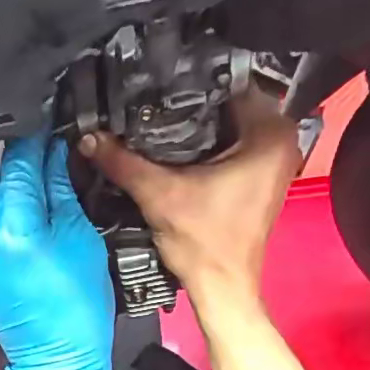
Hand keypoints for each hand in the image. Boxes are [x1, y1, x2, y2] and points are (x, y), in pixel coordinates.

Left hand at [0, 132, 114, 369]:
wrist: (59, 361)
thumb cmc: (77, 314)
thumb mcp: (82, 241)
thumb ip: (63, 194)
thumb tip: (56, 160)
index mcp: (13, 230)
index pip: (19, 165)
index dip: (37, 144)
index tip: (50, 133)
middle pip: (2, 183)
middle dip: (29, 170)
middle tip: (56, 162)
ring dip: (19, 197)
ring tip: (47, 197)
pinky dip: (9, 223)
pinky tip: (31, 229)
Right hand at [80, 88, 301, 306]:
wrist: (222, 290)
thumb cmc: (203, 243)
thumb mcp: (160, 195)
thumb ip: (124, 162)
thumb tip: (88, 137)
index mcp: (270, 134)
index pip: (227, 84)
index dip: (188, 82)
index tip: (155, 80)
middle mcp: (281, 140)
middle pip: (227, 104)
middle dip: (189, 103)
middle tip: (150, 96)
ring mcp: (273, 161)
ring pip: (229, 126)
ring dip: (196, 124)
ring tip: (156, 115)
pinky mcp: (259, 179)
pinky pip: (232, 146)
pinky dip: (206, 145)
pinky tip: (174, 145)